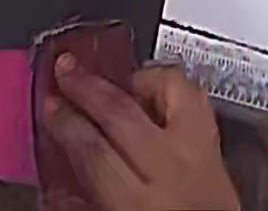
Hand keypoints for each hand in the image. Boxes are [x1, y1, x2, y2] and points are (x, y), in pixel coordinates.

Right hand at [45, 59, 241, 210]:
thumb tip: (60, 171)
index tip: (50, 106)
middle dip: (87, 87)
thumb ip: (89, 200)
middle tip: (66, 69)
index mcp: (138, 206)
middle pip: (120, 114)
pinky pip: (192, 94)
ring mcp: (200, 154)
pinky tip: (150, 85)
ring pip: (162, 91)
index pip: (94, 153)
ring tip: (104, 72)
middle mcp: (171, 174)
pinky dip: (168, 83)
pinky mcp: (218, 144)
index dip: (67, 124)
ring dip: (128, 77)